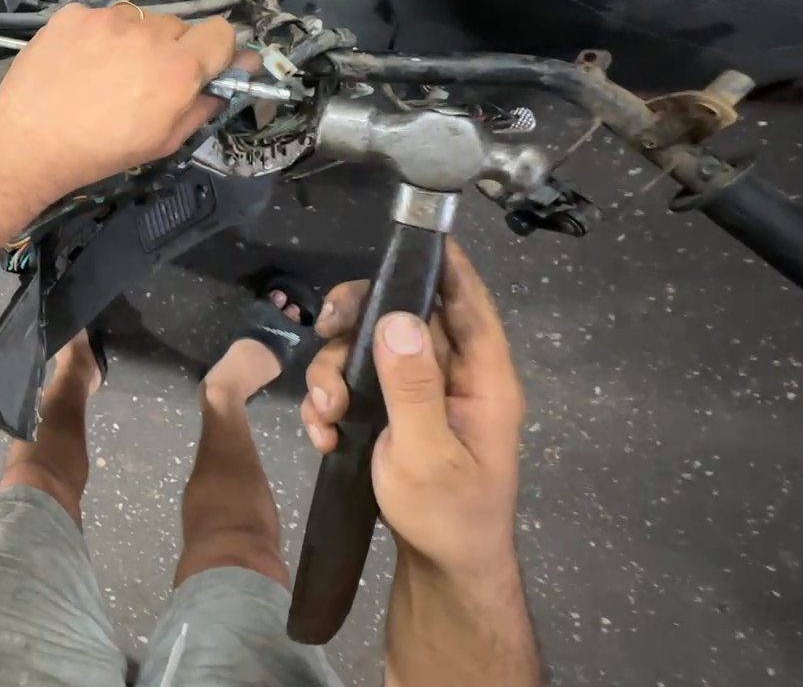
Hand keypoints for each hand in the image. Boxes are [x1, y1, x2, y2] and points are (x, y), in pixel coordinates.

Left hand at [0, 3, 235, 202]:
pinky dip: (94, 35)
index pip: (222, 32)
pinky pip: (98, 18)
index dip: (214, 50)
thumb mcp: (162, 143)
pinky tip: (76, 63)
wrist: (28, 143)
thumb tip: (222, 87)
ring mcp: (106, 19)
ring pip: (136, 19)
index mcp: (178, 68)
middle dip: (168, 49)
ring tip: (102, 73)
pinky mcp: (72, 15)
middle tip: (141, 80)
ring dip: (131, 39)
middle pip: (176, 27)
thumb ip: (200, 109)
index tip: (200, 67)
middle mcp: (147, 34)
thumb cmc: (100, 152)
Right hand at [300, 242, 524, 577]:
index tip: (415, 236)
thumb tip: (398, 318)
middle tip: (323, 328)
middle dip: (353, 321)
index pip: (469, 306)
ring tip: (325, 416)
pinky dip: (327, 403)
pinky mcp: (387, 410)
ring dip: (332, 374)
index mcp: (479, 380)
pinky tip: (323, 434)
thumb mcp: (429, 453)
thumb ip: (412, 387)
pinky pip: (349, 382)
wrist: (436, 566)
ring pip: (362, 347)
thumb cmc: (448, 513)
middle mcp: (447, 375)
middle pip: (398, 315)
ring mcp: (414, 392)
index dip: (447, 266)